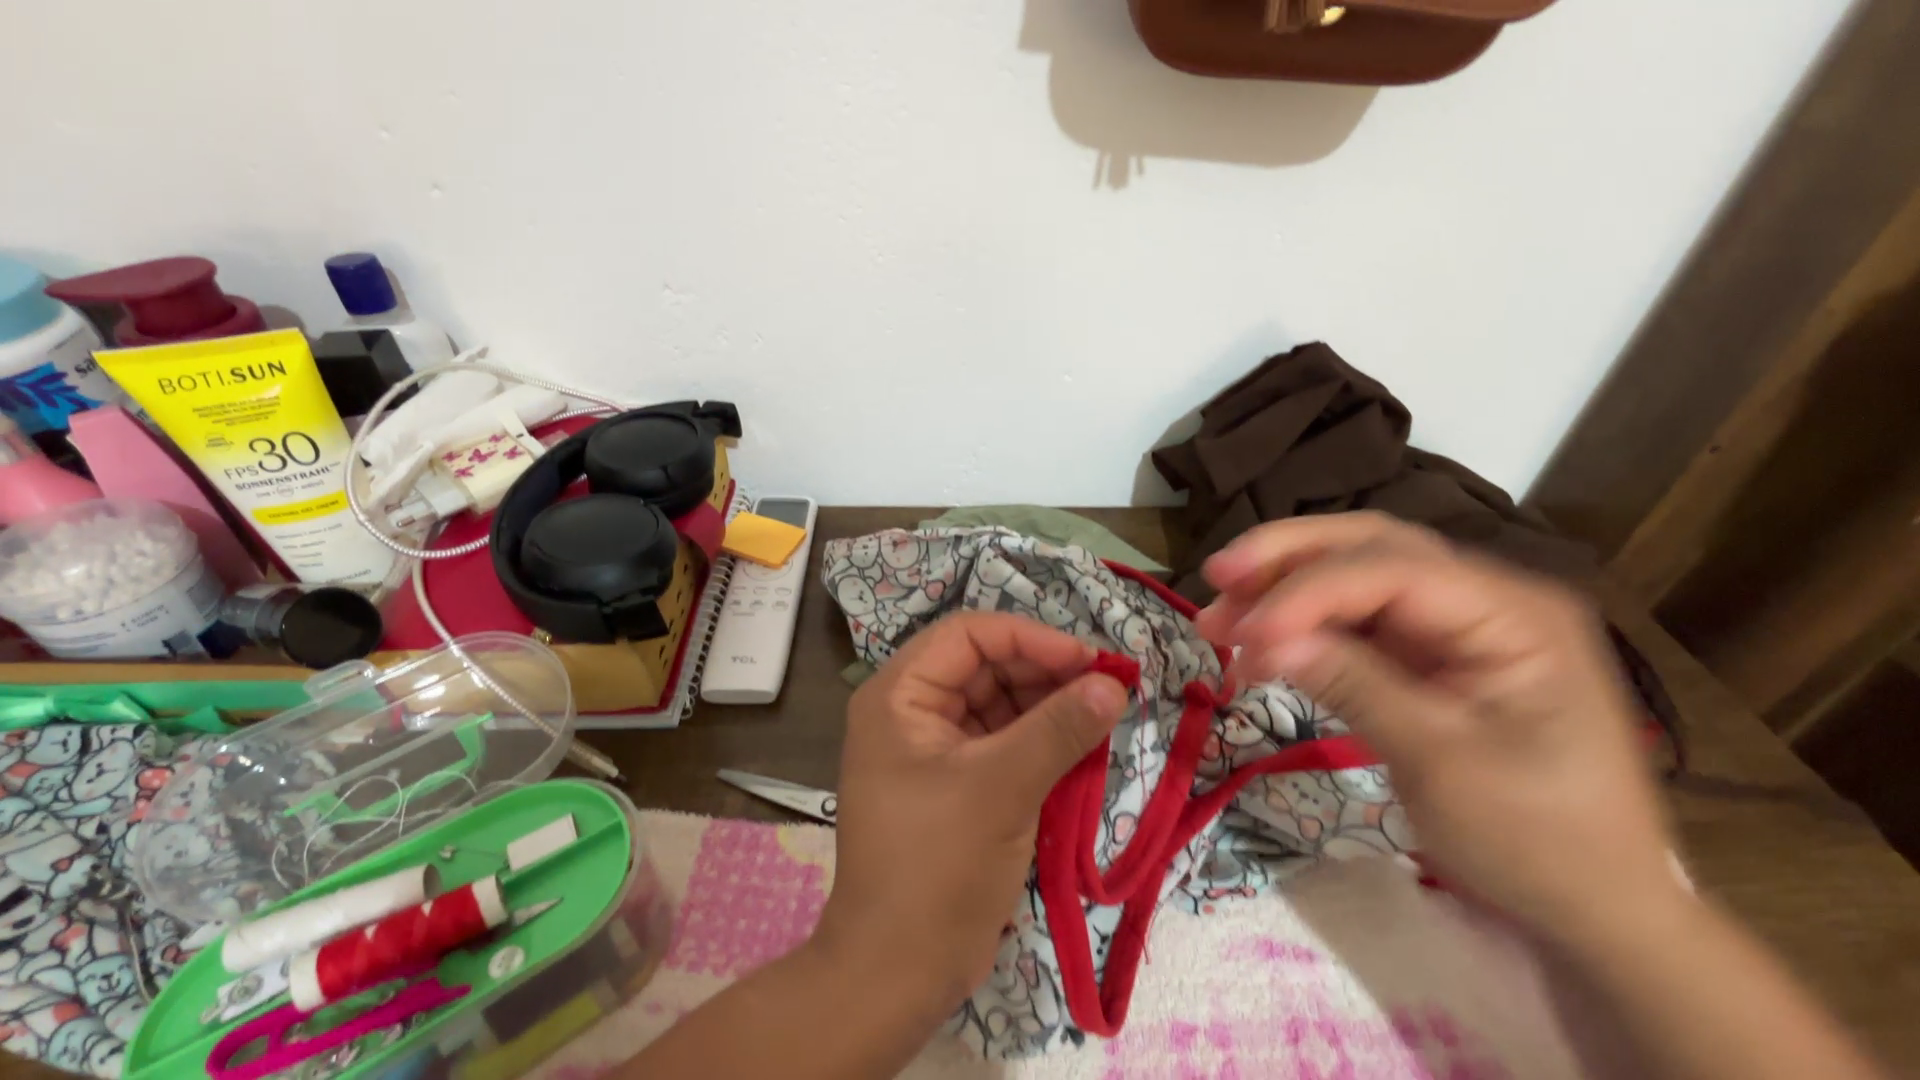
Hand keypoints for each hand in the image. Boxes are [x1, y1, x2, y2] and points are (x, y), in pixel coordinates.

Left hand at [812, 612, 1131, 1010]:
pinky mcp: (958, 786)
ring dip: (1051, 708)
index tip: (1091, 662)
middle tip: (1110, 690)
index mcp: (899, 695)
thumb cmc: (937, 867)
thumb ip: (1059, 729)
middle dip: (1047, 673)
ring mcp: (935, 751)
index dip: (1031, 638)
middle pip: (987, 667)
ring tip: (1104, 719)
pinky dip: (1043, 743)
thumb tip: (1114, 682)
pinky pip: (1005, 744)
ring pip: (1001, 705)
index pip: (969, 636)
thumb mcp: (1001, 788)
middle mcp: (912, 712)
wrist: (898, 970)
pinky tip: (1084, 750)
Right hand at [1194, 512, 1682, 943]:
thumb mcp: (1443, 763)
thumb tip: (1264, 637)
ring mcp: (1456, 628)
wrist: (1595, 908)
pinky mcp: (1430, 659)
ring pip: (1356, 579)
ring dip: (1285, 591)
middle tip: (1216, 579)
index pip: (1394, 569)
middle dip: (1289, 560)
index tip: (1243, 633)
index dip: (1309, 590)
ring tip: (1218, 622)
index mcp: (1513, 612)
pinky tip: (1259, 650)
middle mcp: (1485, 600)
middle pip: (1373, 547)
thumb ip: (1356, 686)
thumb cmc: (1537, 839)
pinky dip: (1303, 631)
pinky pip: (1357, 626)